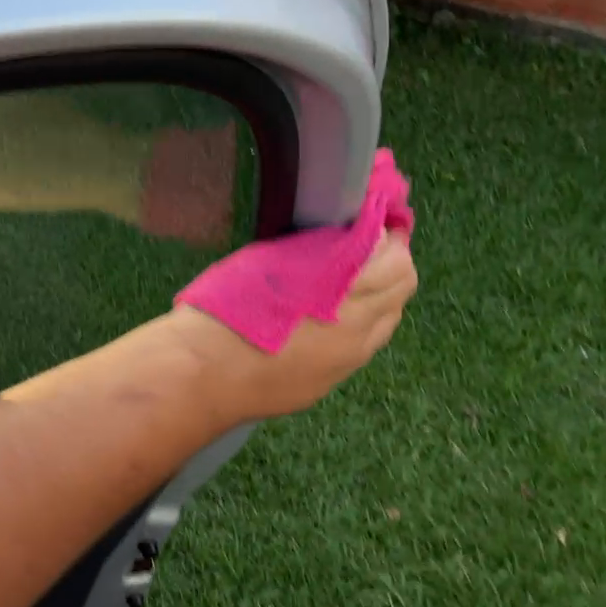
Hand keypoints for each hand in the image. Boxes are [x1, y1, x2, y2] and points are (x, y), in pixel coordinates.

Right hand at [166, 232, 415, 422]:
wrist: (203, 372)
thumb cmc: (225, 306)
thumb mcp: (269, 260)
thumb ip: (315, 251)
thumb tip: (347, 240)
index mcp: (343, 290)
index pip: (397, 259)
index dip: (389, 237)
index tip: (372, 222)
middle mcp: (359, 327)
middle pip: (402, 291)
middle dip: (390, 265)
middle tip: (362, 248)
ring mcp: (347, 361)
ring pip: (385, 322)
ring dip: (376, 298)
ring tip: (341, 283)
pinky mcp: (328, 384)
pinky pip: (359, 349)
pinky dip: (353, 328)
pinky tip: (319, 321)